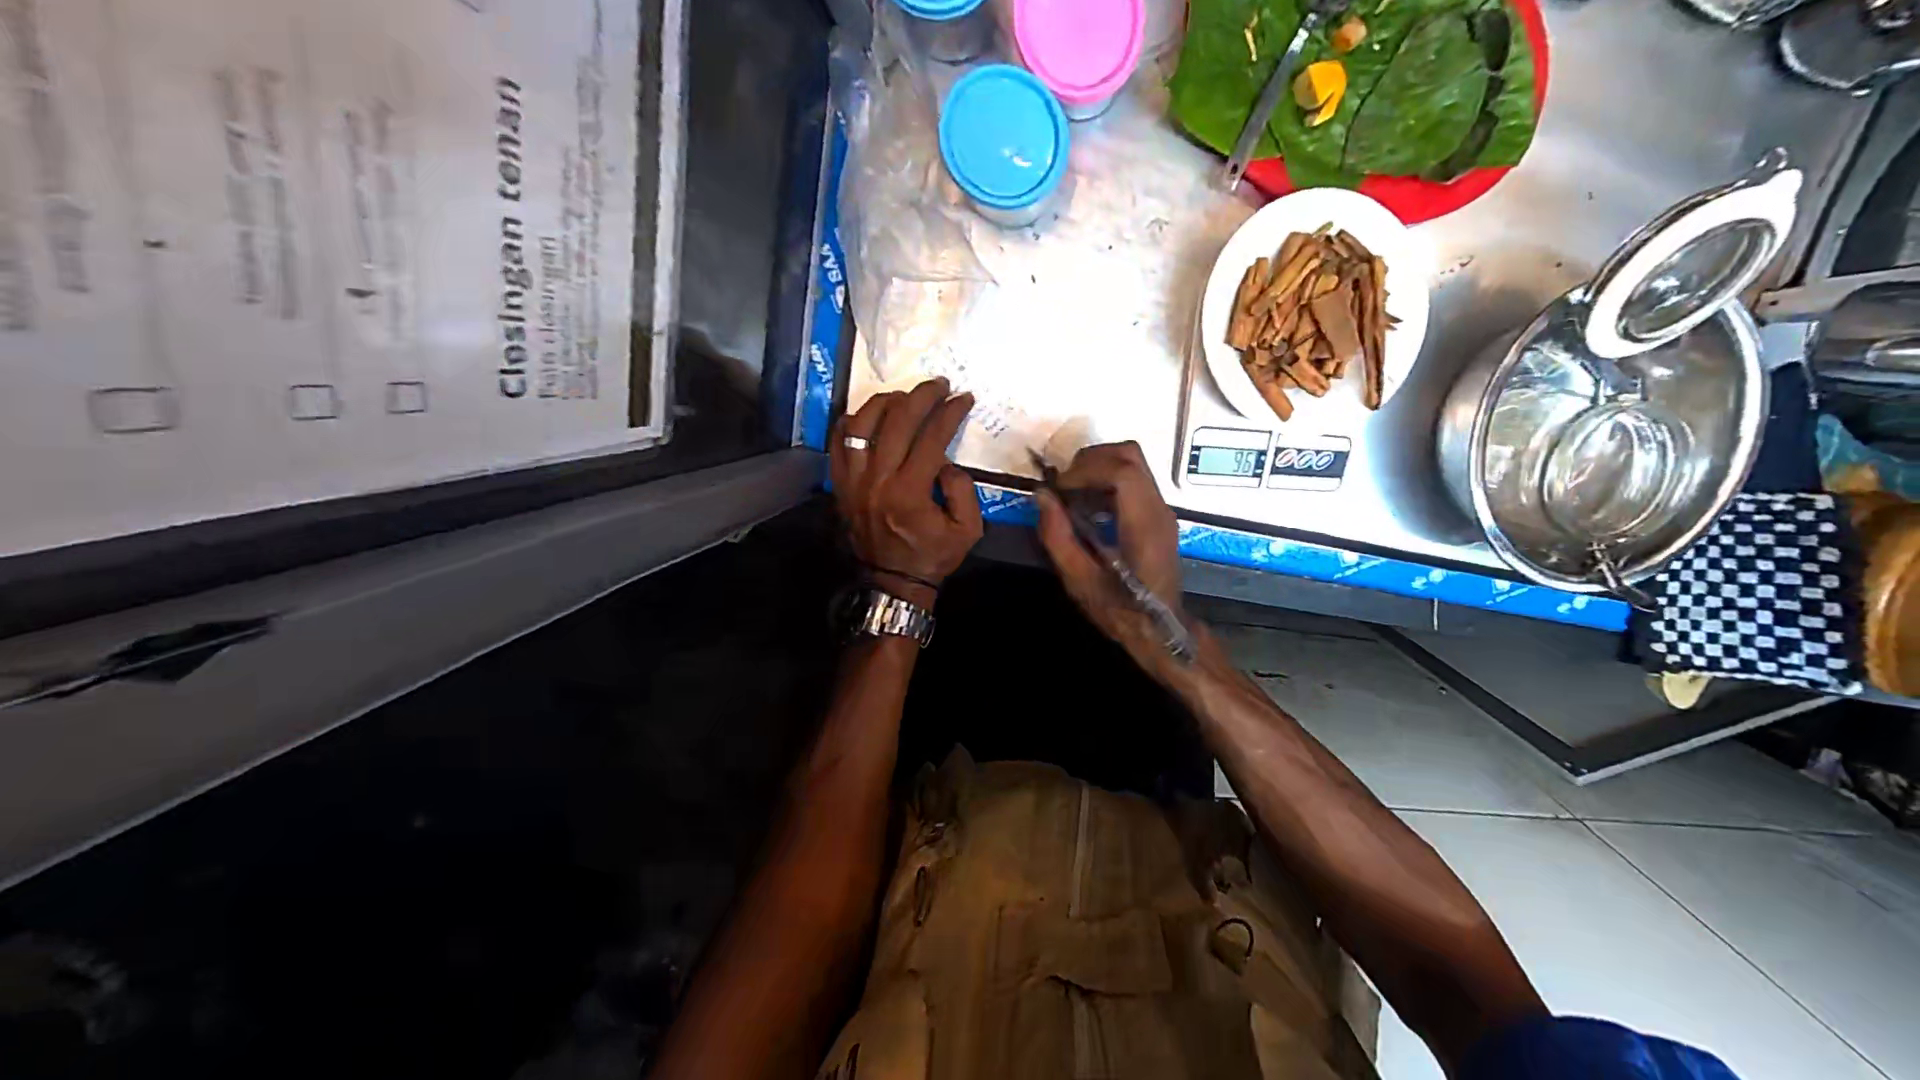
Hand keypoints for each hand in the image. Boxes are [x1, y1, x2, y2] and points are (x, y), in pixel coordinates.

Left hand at [830, 378, 982, 608]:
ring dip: (885, 403)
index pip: (931, 438)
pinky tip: (869, 414)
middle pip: (897, 422)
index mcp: (910, 492)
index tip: (963, 399)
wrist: (894, 581)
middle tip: (939, 385)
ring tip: (905, 397)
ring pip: (861, 426)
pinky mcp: (841, 485)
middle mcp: (877, 480)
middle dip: (922, 396)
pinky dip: (851, 423)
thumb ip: (963, 490)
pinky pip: (837, 444)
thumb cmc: (933, 556)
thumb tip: (945, 461)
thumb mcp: (967, 530)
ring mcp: (854, 481)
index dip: (950, 413)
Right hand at [1035, 442, 1188, 668]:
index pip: (1123, 472)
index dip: (1085, 470)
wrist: (1160, 629)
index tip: (1060, 488)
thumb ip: (1059, 537)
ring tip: (1072, 493)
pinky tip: (1087, 506)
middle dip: (1091, 459)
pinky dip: (1105, 480)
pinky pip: (1132, 479)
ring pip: (1132, 462)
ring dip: (1097, 468)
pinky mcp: (1157, 514)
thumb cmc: (1121, 610)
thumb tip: (1042, 497)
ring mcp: (1162, 509)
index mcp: (1144, 525)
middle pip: (1130, 455)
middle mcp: (1159, 509)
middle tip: (1064, 484)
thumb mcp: (1080, 581)